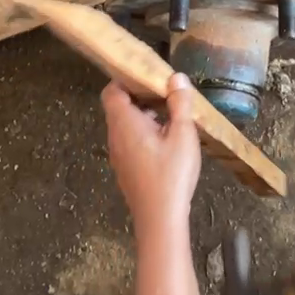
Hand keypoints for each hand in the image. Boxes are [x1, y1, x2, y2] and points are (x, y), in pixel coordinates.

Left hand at [101, 72, 200, 235]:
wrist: (160, 219)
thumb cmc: (171, 173)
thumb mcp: (183, 134)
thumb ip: (180, 103)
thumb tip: (176, 78)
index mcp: (124, 122)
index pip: (112, 90)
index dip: (127, 79)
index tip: (149, 76)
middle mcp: (115, 136)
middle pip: (119, 106)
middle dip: (140, 96)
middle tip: (165, 94)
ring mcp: (118, 155)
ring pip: (125, 125)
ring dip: (144, 116)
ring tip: (170, 115)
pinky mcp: (125, 169)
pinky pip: (129, 141)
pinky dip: (143, 133)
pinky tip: (166, 141)